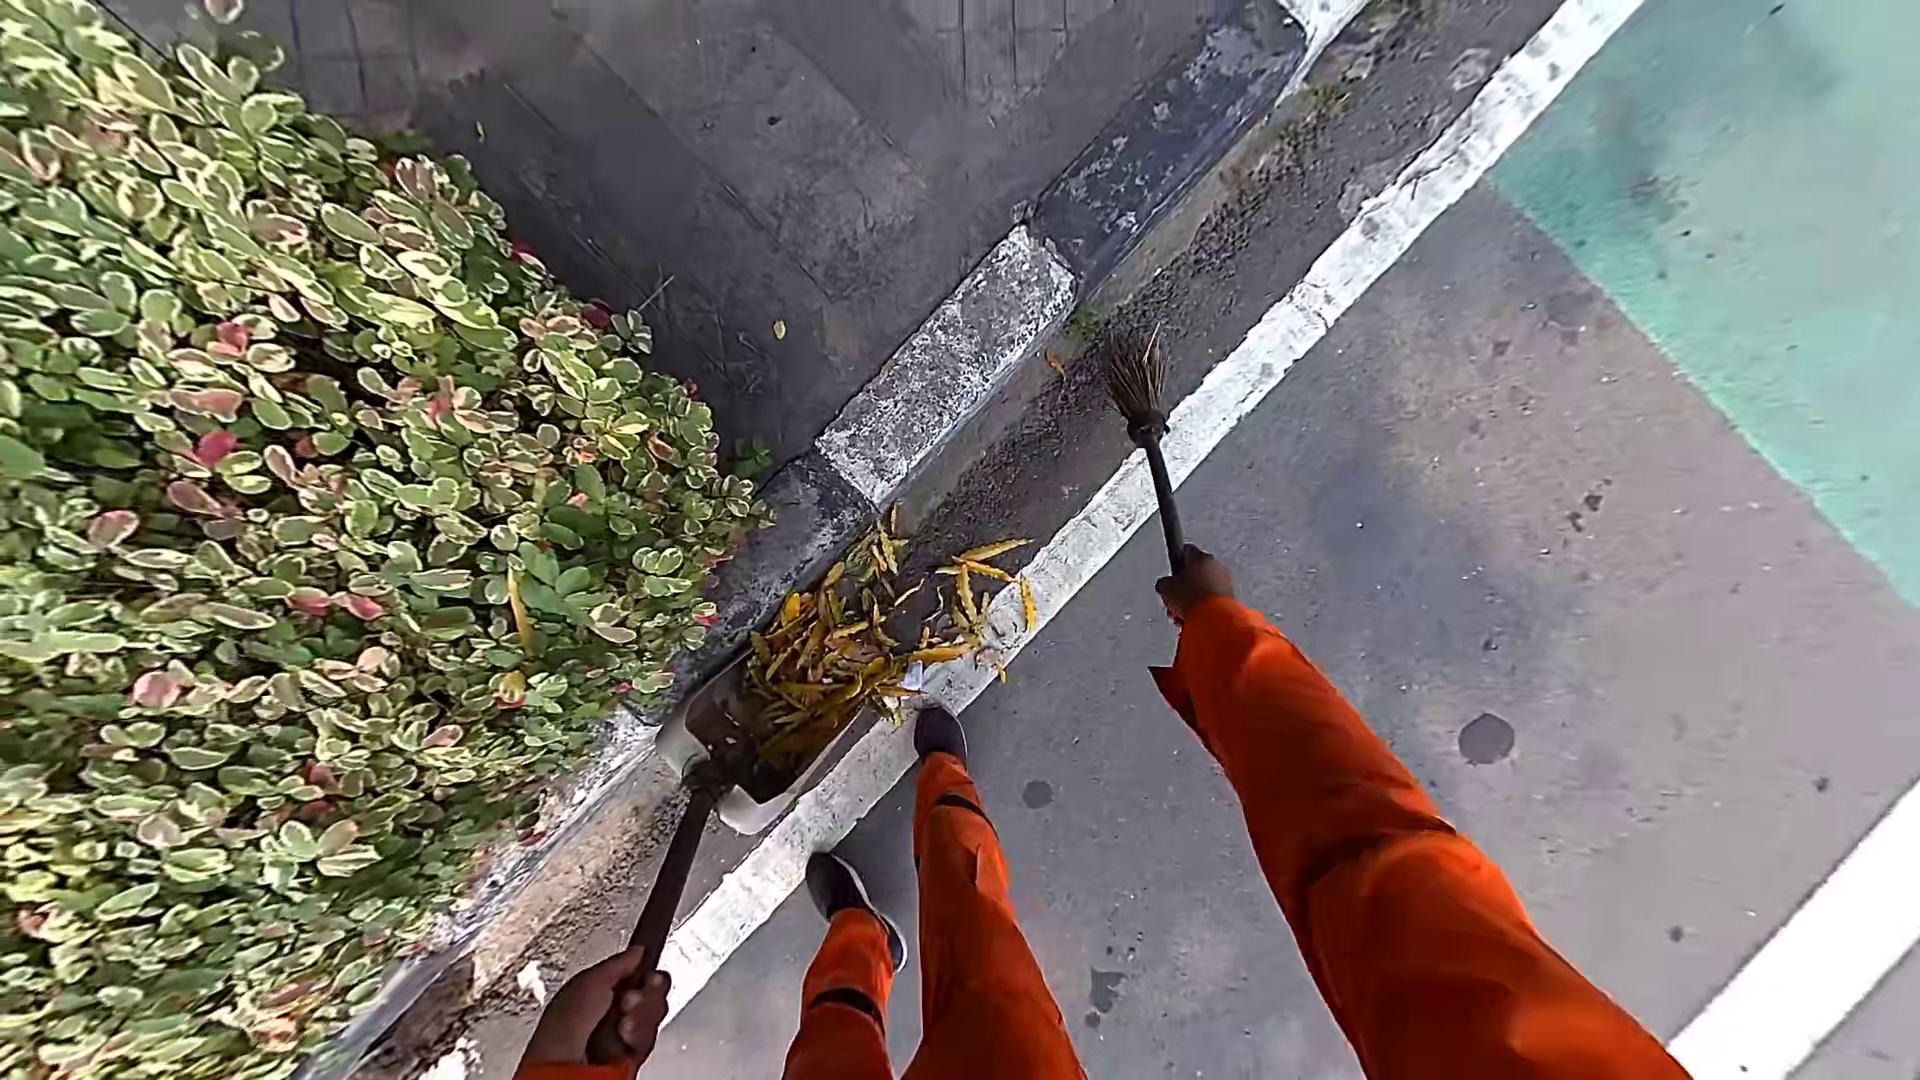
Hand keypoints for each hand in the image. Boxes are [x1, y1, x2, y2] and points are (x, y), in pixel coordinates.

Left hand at [518, 948, 669, 1070]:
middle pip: (652, 988)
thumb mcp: (588, 982)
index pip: (636, 972)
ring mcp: (623, 1034)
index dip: (644, 969)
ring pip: (655, 1009)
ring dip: (643, 1011)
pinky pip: (652, 1034)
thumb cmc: (563, 1029)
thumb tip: (638, 950)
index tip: (644, 971)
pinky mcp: (631, 1055)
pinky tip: (626, 1035)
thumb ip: (617, 963)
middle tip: (630, 999)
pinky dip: (641, 1032)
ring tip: (624, 1022)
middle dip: (648, 990)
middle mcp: (612, 1012)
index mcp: (598, 993)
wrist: (563, 1071)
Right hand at [1155, 545, 1233, 621]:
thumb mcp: (1165, 587)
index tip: (1172, 569)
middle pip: (1194, 572)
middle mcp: (1215, 566)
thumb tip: (1166, 586)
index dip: (1176, 560)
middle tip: (1174, 597)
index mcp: (1200, 557)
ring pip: (1202, 588)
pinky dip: (1202, 607)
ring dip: (1191, 599)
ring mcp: (1224, 582)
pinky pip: (1211, 599)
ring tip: (1181, 612)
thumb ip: (1164, 582)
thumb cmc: (1193, 598)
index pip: (1186, 550)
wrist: (1213, 617)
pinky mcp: (1229, 597)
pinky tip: (1192, 617)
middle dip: (1183, 586)